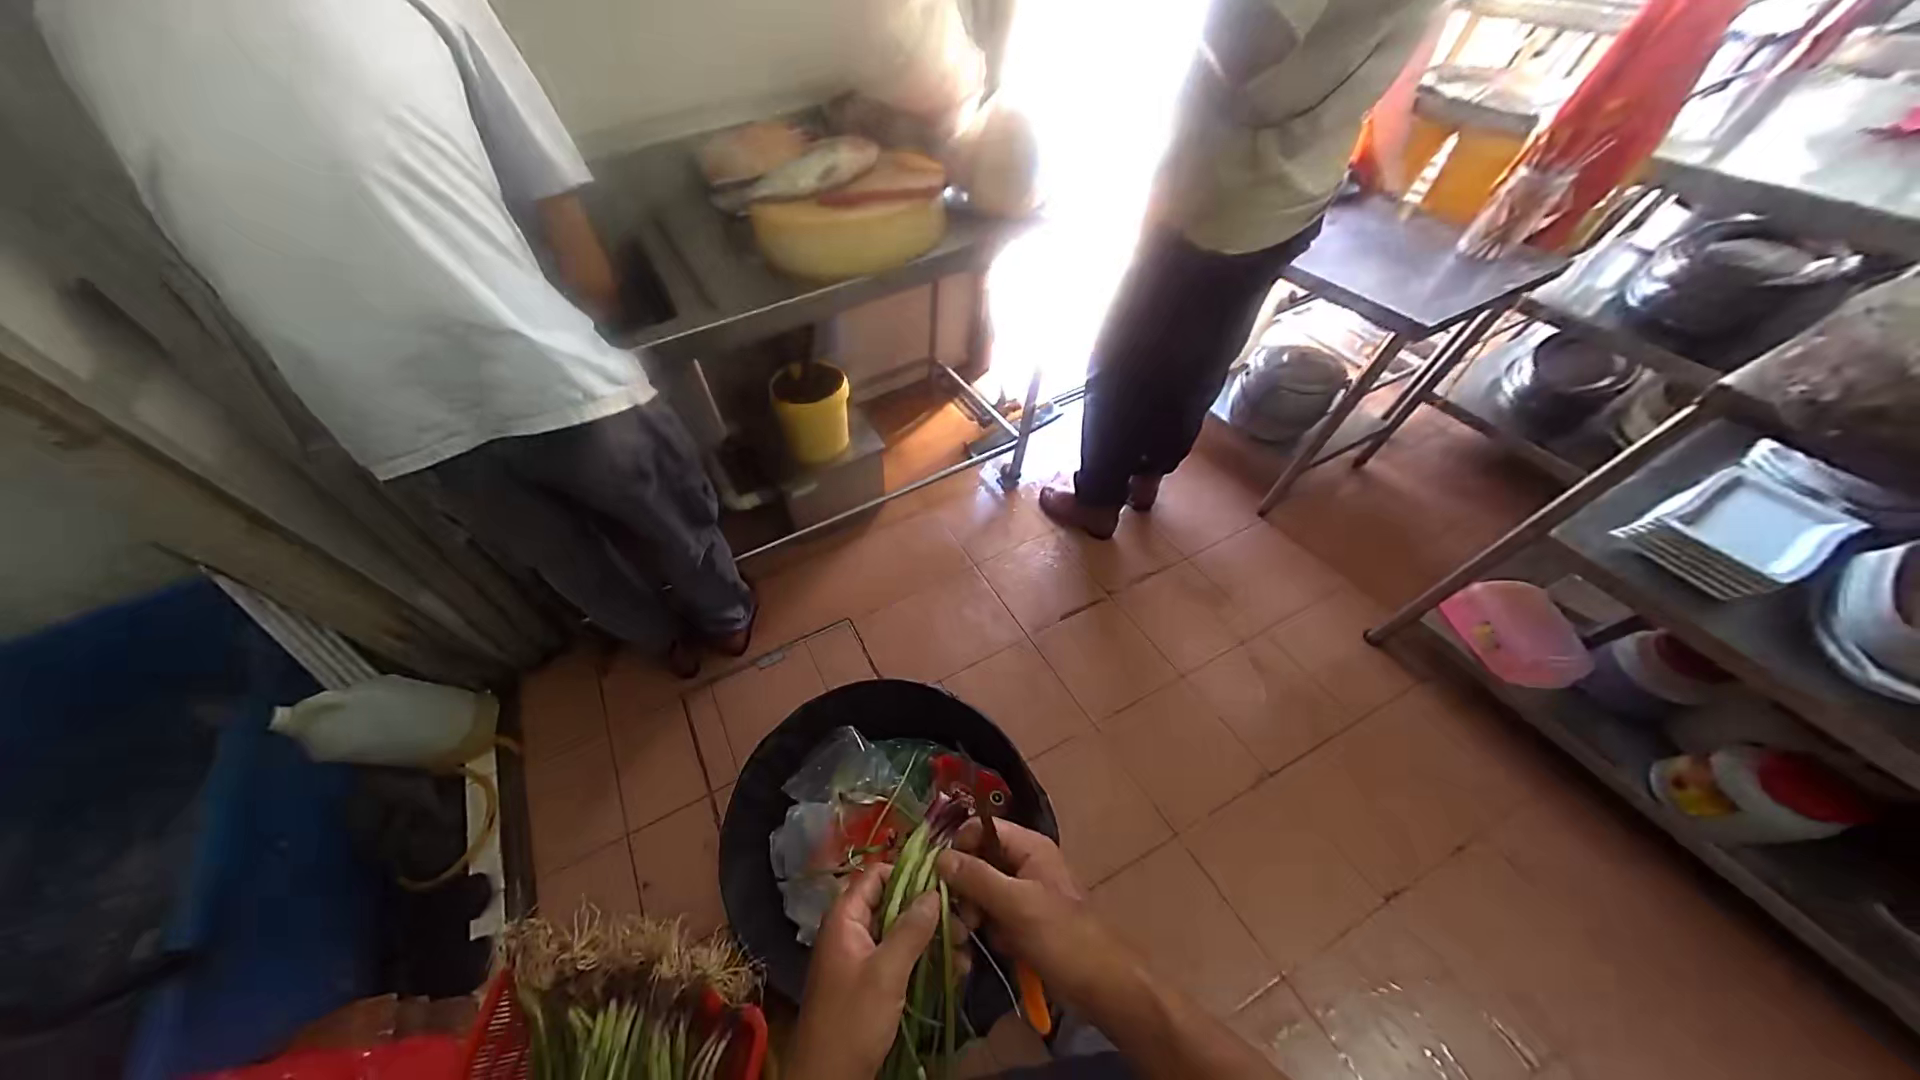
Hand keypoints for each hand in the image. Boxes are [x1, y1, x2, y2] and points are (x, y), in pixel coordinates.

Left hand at [786, 864, 941, 1079]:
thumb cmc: (852, 1022)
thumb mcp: (885, 973)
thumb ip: (910, 929)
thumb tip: (934, 892)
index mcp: (845, 918)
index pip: (877, 875)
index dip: (909, 874)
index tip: (942, 883)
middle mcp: (852, 930)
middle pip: (893, 902)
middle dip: (927, 909)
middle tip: (962, 920)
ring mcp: (862, 957)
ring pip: (901, 931)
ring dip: (931, 936)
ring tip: (964, 945)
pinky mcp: (872, 981)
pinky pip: (900, 957)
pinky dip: (924, 958)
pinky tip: (953, 966)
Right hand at [936, 820, 1134, 1011]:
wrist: (1104, 987)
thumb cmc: (1063, 938)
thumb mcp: (1016, 905)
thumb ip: (977, 878)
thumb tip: (940, 857)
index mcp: (1028, 846)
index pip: (982, 828)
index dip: (960, 846)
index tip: (941, 875)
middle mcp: (1024, 862)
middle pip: (978, 859)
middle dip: (965, 887)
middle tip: (964, 915)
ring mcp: (1024, 892)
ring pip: (982, 890)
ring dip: (973, 912)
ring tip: (974, 934)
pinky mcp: (1023, 920)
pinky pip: (993, 914)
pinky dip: (988, 929)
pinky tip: (992, 946)